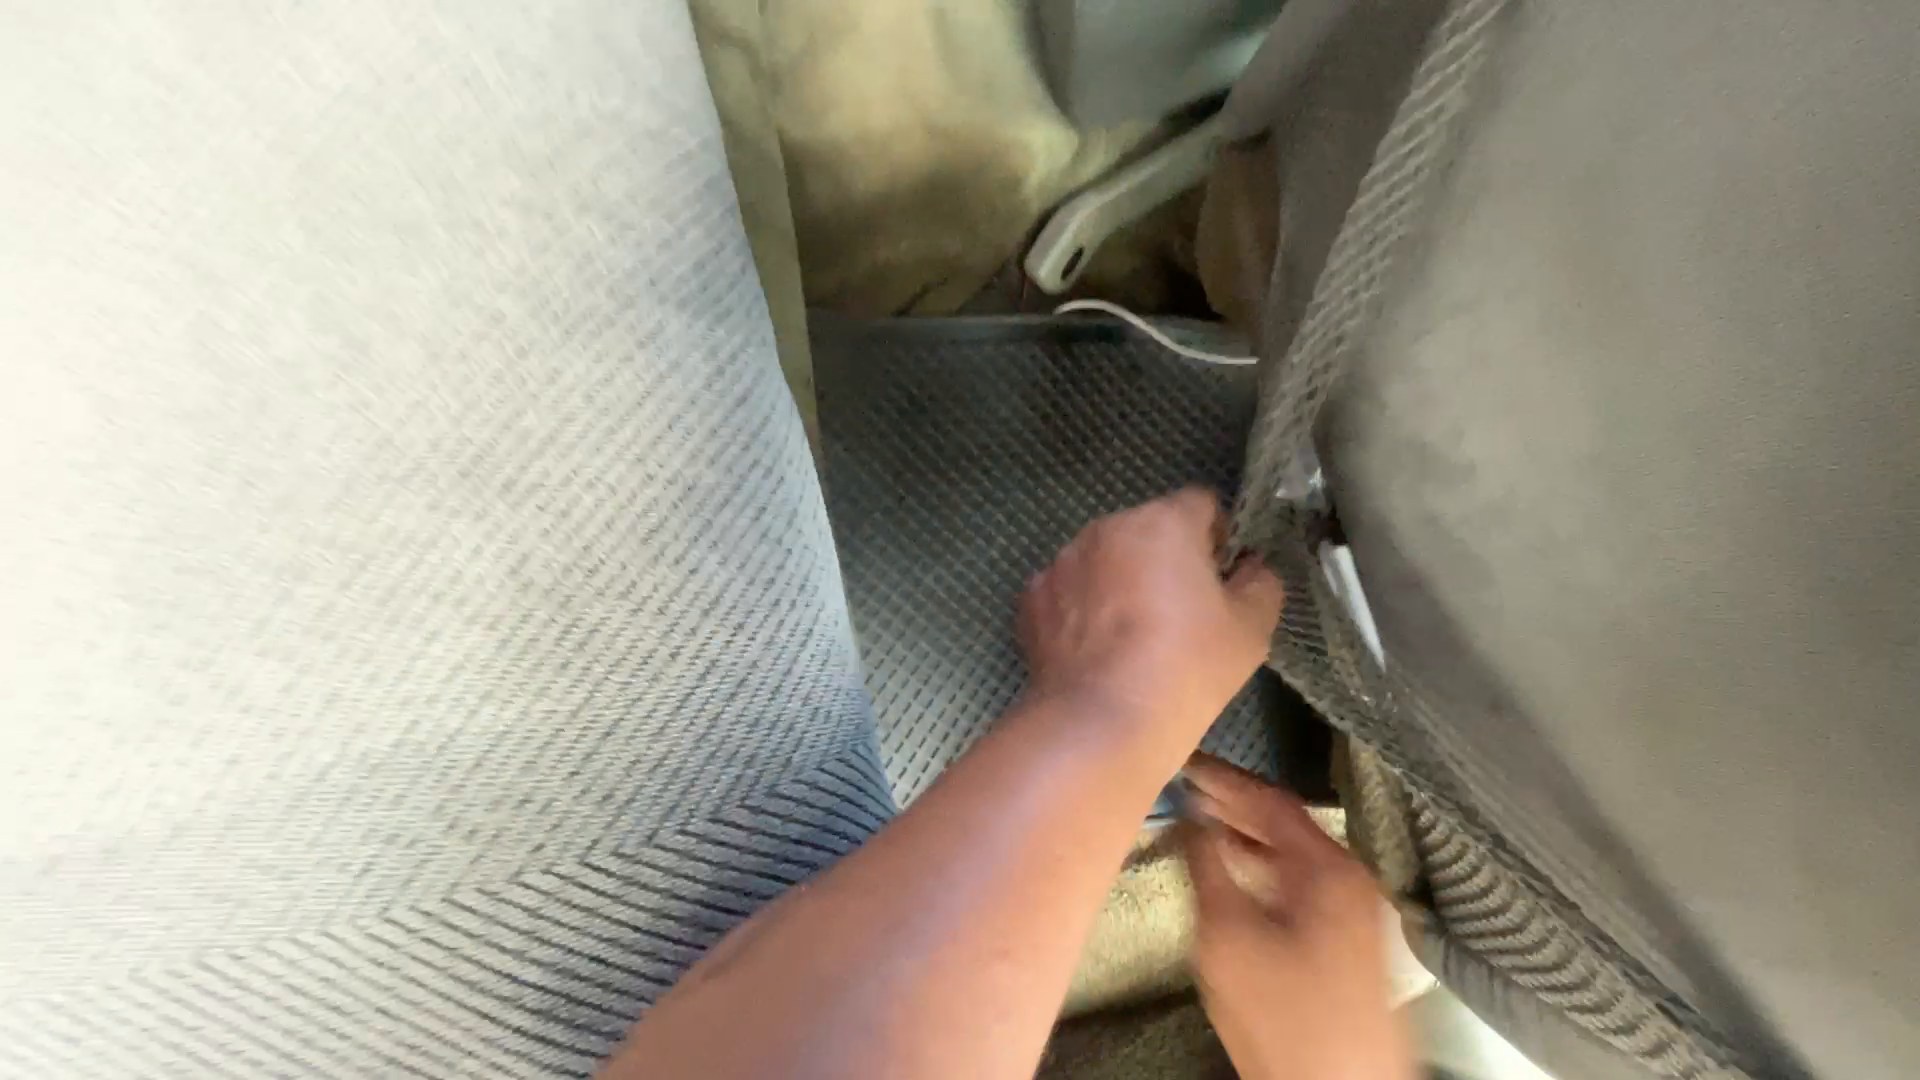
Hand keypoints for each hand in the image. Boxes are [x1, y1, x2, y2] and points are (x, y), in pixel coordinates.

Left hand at [1017, 489, 1283, 751]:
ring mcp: (1061, 561)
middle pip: (1145, 529)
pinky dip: (1081, 608)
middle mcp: (1105, 528)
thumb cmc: (1186, 667)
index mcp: (1162, 522)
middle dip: (1163, 558)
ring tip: (1130, 635)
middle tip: (1178, 611)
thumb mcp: (1250, 628)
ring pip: (1102, 558)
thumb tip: (1250, 567)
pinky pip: (1067, 590)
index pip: (1199, 504)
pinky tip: (1093, 648)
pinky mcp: (1030, 597)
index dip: (1216, 536)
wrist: (1100, 720)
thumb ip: (1260, 582)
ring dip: (1119, 579)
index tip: (1220, 576)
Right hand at [1180, 755, 1416, 1079]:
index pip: (1269, 799)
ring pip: (1292, 849)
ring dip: (1245, 831)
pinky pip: (1300, 876)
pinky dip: (1263, 862)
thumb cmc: (1279, 1013)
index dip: (1222, 777)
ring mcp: (1355, 906)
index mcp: (1328, 868)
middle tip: (1186, 782)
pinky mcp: (1350, 934)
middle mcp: (1350, 876)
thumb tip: (1190, 814)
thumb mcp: (1227, 933)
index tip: (1183, 761)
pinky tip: (1232, 863)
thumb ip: (1205, 863)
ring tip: (1199, 815)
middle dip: (1232, 801)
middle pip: (1285, 821)